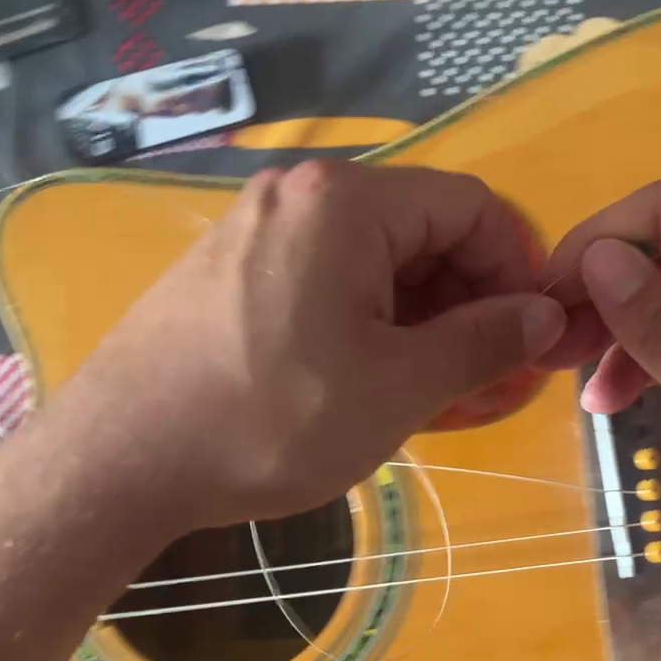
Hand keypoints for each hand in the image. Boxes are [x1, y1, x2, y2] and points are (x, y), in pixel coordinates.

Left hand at [55, 161, 566, 531]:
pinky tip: (391, 378)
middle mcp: (305, 194)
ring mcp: (265, 227)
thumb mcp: (399, 386)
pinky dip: (378, 323)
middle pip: (427, 231)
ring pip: (383, 261)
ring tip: (453, 389)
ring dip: (430, 320)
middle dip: (474, 302)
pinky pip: (337, 279)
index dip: (517, 265)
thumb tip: (548, 316)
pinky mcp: (241, 267)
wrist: (112, 466)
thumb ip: (486, 341)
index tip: (535, 330)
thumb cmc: (269, 420)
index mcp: (347, 200)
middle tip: (498, 373)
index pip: (471, 206)